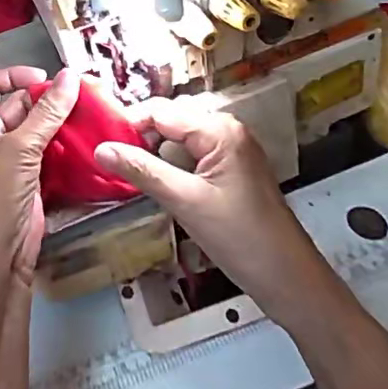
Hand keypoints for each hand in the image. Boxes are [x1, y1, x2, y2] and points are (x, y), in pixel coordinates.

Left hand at [0, 67, 78, 286]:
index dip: (16, 75)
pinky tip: (87, 138)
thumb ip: (48, 111)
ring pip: (35, 130)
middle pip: (17, 105)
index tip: (47, 78)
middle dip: (48, 99)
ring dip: (60, 122)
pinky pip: (45, 152)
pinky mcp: (25, 180)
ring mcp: (6, 161)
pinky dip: (63, 144)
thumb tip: (71, 75)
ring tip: (91, 112)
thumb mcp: (20, 149)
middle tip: (84, 95)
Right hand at [95, 100, 340, 322]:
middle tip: (110, 160)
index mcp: (219, 130)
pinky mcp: (232, 170)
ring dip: (155, 151)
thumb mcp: (185, 202)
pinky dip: (172, 164)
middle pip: (172, 120)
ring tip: (127, 171)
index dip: (130, 123)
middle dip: (141, 136)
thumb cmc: (240, 238)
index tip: (99, 142)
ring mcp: (232, 150)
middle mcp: (227, 130)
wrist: (288, 277)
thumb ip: (142, 171)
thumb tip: (101, 149)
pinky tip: (156, 182)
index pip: (163, 111)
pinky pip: (194, 155)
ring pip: (181, 139)